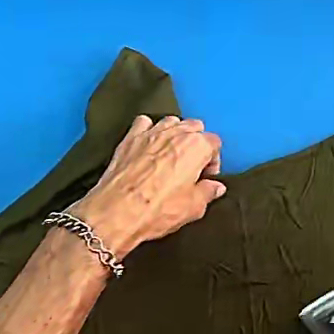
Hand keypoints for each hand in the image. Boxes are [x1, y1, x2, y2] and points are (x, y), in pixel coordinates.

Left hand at [72, 115, 225, 259]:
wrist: (117, 212)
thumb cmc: (157, 209)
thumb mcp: (193, 207)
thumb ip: (208, 192)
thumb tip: (215, 187)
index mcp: (197, 147)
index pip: (214, 143)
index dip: (213, 161)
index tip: (206, 177)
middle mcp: (176, 133)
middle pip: (194, 127)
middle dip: (196, 143)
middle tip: (191, 166)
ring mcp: (151, 133)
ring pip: (171, 121)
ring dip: (175, 134)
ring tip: (171, 155)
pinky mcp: (130, 138)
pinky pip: (144, 123)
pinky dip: (148, 129)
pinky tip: (148, 145)